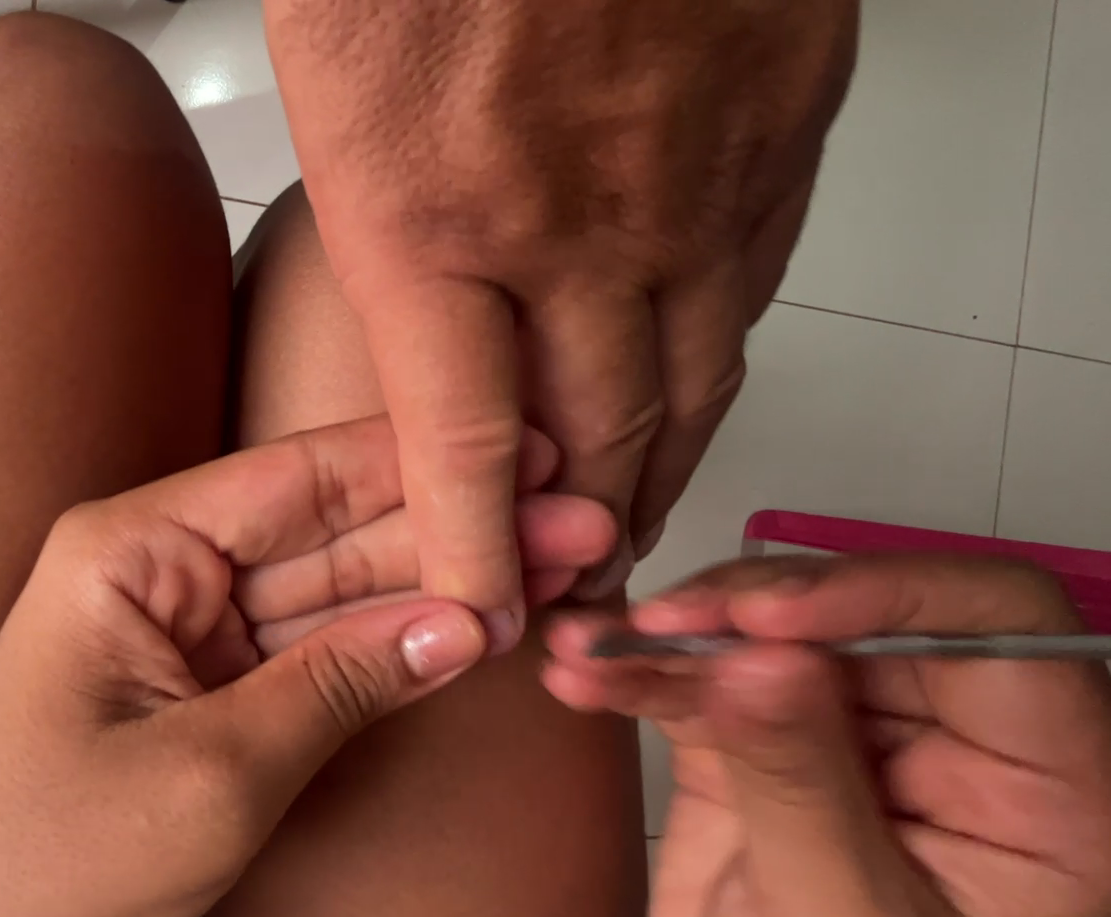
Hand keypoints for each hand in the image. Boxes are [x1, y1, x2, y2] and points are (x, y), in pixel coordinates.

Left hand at [0, 416, 614, 916]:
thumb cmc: (40, 864)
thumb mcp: (213, 774)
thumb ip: (338, 686)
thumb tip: (459, 624)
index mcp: (128, 549)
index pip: (294, 479)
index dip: (415, 465)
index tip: (523, 447)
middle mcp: (151, 569)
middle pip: (321, 533)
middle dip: (446, 529)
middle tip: (575, 520)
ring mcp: (176, 629)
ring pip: (321, 593)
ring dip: (427, 588)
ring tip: (550, 567)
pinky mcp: (193, 685)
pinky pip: (298, 652)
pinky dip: (376, 649)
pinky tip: (461, 627)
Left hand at [265, 0, 857, 638]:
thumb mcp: (337, 122)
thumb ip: (387, 250)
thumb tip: (432, 351)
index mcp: (427, 225)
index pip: (459, 443)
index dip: (475, 548)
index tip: (483, 610)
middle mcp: (567, 219)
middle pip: (590, 430)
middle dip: (580, 525)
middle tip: (571, 586)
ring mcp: (683, 168)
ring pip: (688, 374)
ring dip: (661, 467)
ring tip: (634, 529)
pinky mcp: (774, 111)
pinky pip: (754, 281)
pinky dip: (722, 362)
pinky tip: (699, 399)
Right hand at [542, 556, 1110, 916]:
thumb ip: (802, 785)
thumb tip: (758, 660)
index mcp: (1037, 782)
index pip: (995, 627)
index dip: (882, 595)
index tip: (761, 619)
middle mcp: (939, 734)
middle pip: (846, 616)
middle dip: (739, 611)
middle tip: (652, 626)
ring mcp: (831, 729)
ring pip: (749, 637)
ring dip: (659, 639)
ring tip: (581, 651)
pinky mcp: (744, 737)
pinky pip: (686, 680)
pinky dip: (627, 673)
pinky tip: (577, 680)